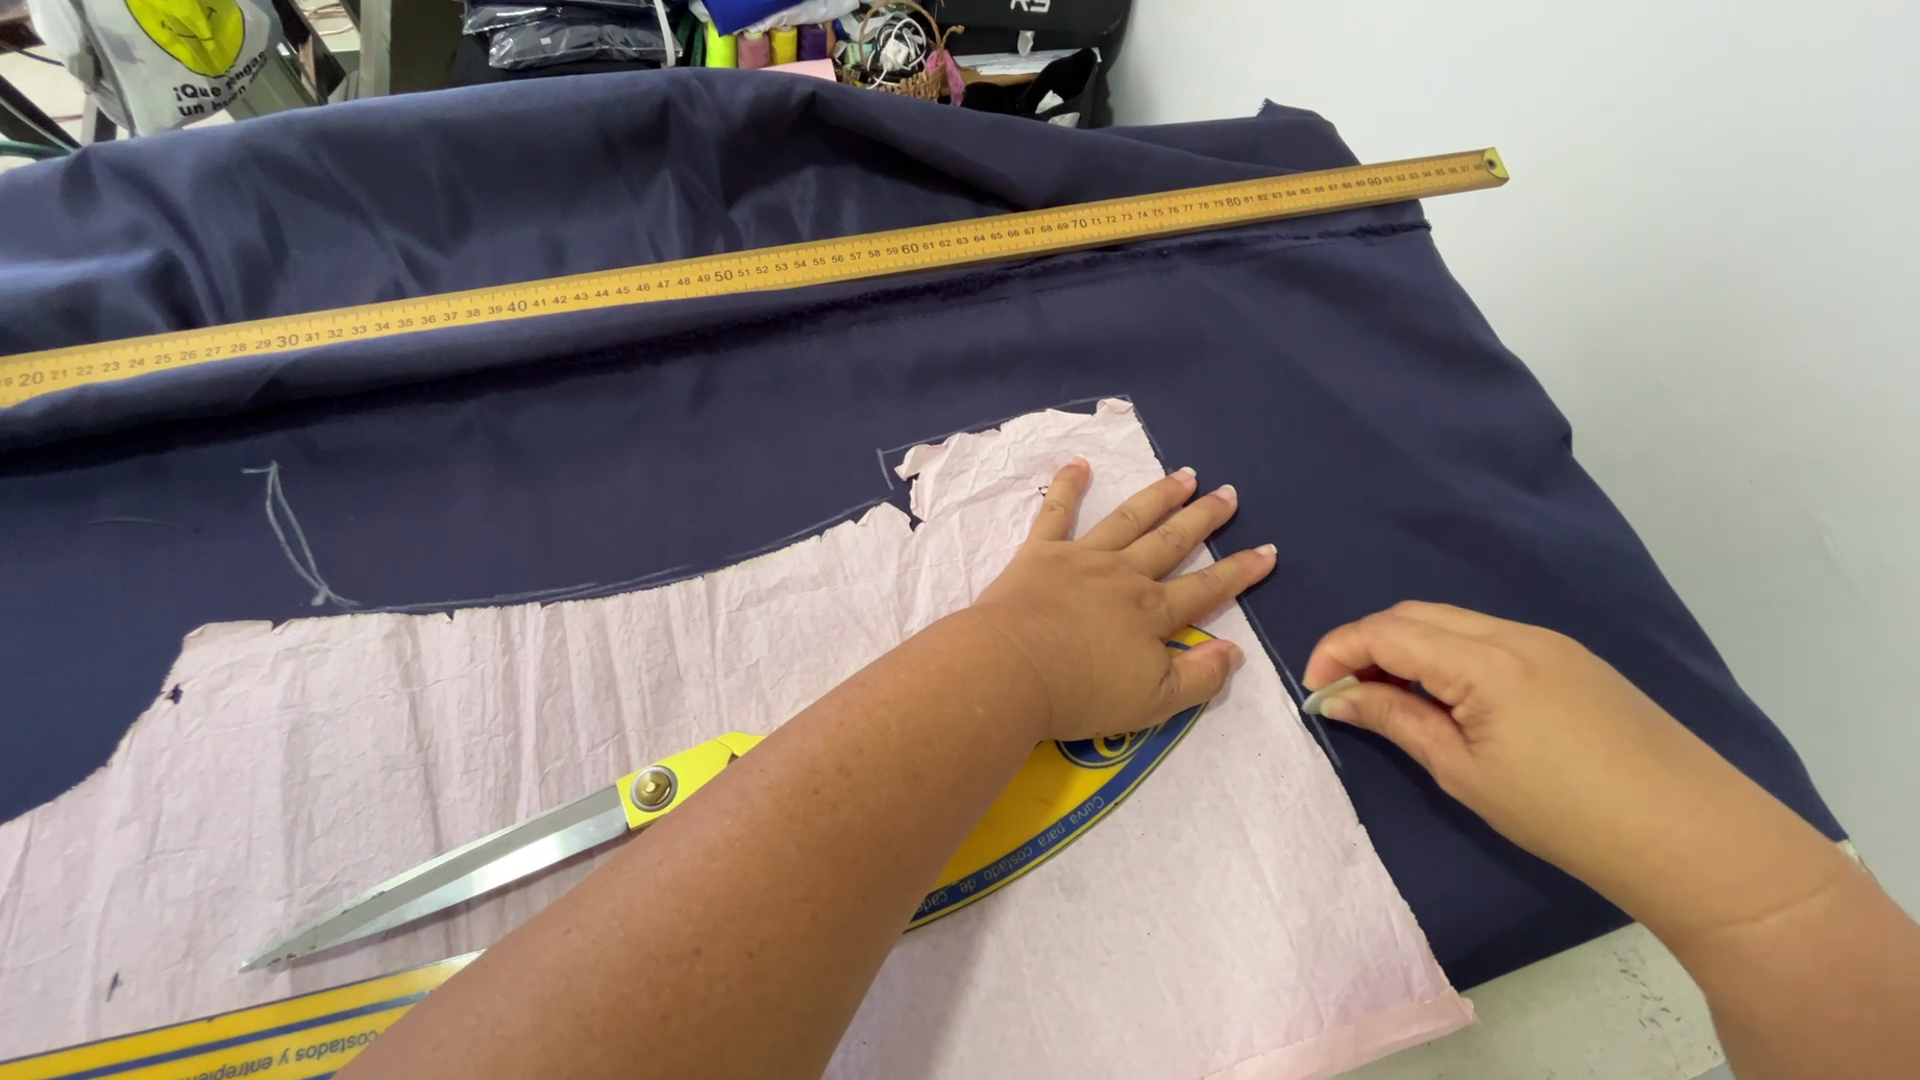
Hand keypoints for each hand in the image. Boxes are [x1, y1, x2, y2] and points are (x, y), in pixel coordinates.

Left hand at [962, 459, 1275, 743]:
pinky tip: (1079, 463)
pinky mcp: (1040, 553)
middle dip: (1203, 518)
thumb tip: (1235, 651)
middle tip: (1228, 494)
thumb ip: (1200, 678)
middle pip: (1172, 542)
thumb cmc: (1082, 692)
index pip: (1206, 589)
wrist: (1012, 669)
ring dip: (1159, 496)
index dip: (1239, 571)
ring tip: (1184, 474)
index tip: (1267, 550)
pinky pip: (1057, 512)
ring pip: (1129, 519)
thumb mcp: (1154, 702)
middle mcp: (1124, 576)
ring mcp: (1082, 558)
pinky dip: (1069, 486)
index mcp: (1151, 613)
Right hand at [1301, 602, 1750, 889]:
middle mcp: (1513, 634)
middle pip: (1412, 614)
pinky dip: (1445, 654)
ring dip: (1406, 647)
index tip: (1315, 691)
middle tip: (1347, 692)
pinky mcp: (1570, 658)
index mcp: (1484, 661)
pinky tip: (1448, 698)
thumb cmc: (1565, 815)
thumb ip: (1393, 720)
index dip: (1336, 652)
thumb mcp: (1461, 771)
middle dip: (1366, 644)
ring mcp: (1548, 642)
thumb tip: (1334, 698)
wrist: (1699, 841)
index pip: (1384, 631)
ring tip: (1393, 698)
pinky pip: (1485, 636)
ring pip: (1448, 621)